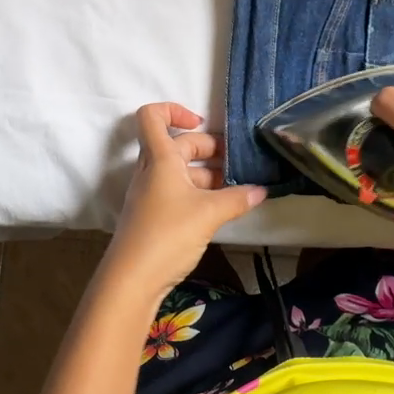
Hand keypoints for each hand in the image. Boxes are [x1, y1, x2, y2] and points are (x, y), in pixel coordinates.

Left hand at [106, 103, 265, 297]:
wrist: (130, 282)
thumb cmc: (167, 234)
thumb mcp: (208, 214)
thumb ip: (236, 199)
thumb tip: (262, 190)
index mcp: (159, 157)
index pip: (152, 115)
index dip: (174, 110)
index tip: (201, 124)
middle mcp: (151, 169)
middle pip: (177, 145)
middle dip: (207, 148)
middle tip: (236, 161)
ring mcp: (150, 193)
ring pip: (180, 170)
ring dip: (206, 174)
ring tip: (237, 186)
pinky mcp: (153, 216)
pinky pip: (178, 192)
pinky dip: (199, 193)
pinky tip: (221, 208)